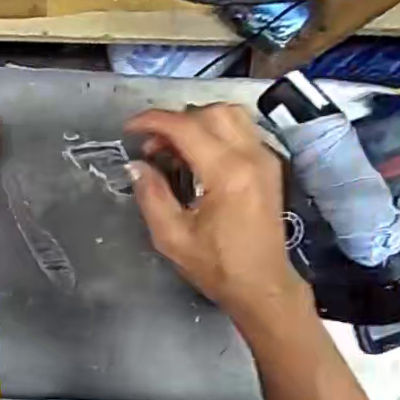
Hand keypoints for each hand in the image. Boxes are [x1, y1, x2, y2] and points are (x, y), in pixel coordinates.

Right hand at [125, 104, 310, 326]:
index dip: (153, 122)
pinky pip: (242, 131)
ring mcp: (265, 159)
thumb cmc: (218, 268)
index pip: (186, 128)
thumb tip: (136, 165)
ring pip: (230, 115)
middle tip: (152, 147)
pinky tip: (199, 157)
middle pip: (210, 112)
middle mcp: (251, 157)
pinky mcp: (270, 167)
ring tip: (175, 149)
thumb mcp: (173, 238)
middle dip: (175, 122)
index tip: (130, 129)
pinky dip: (216, 132)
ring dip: (197, 122)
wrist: (263, 286)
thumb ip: (151, 196)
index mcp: (228, 174)